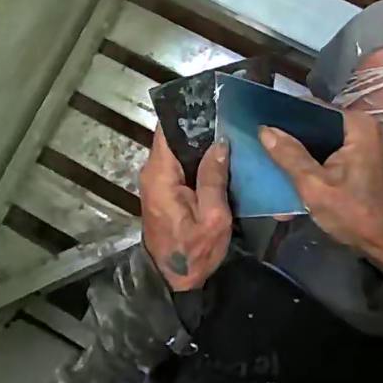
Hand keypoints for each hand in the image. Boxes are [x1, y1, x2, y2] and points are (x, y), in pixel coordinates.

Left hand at [138, 127, 231, 290]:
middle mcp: (153, 171)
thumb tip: (220, 143)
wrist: (173, 282)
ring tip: (229, 128)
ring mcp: (157, 180)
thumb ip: (214, 178)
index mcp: (161, 174)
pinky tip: (220, 152)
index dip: (187, 113)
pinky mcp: (165, 189)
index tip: (210, 100)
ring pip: (179, 148)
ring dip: (201, 141)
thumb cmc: (192, 252)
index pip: (167, 130)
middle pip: (174, 136)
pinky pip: (181, 162)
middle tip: (228, 114)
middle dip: (199, 125)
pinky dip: (198, 156)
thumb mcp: (213, 218)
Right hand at [258, 111, 382, 268]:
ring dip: (297, 153)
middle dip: (289, 138)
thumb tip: (265, 130)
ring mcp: (361, 144)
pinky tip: (288, 176)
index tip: (259, 123)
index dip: (284, 116)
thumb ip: (289, 156)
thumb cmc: (354, 213)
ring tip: (268, 159)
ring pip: (318, 140)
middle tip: (260, 144)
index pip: (312, 108)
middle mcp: (361, 128)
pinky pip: (327, 153)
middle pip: (314, 124)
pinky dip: (310, 163)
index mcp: (356, 125)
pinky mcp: (358, 159)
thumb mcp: (315, 186)